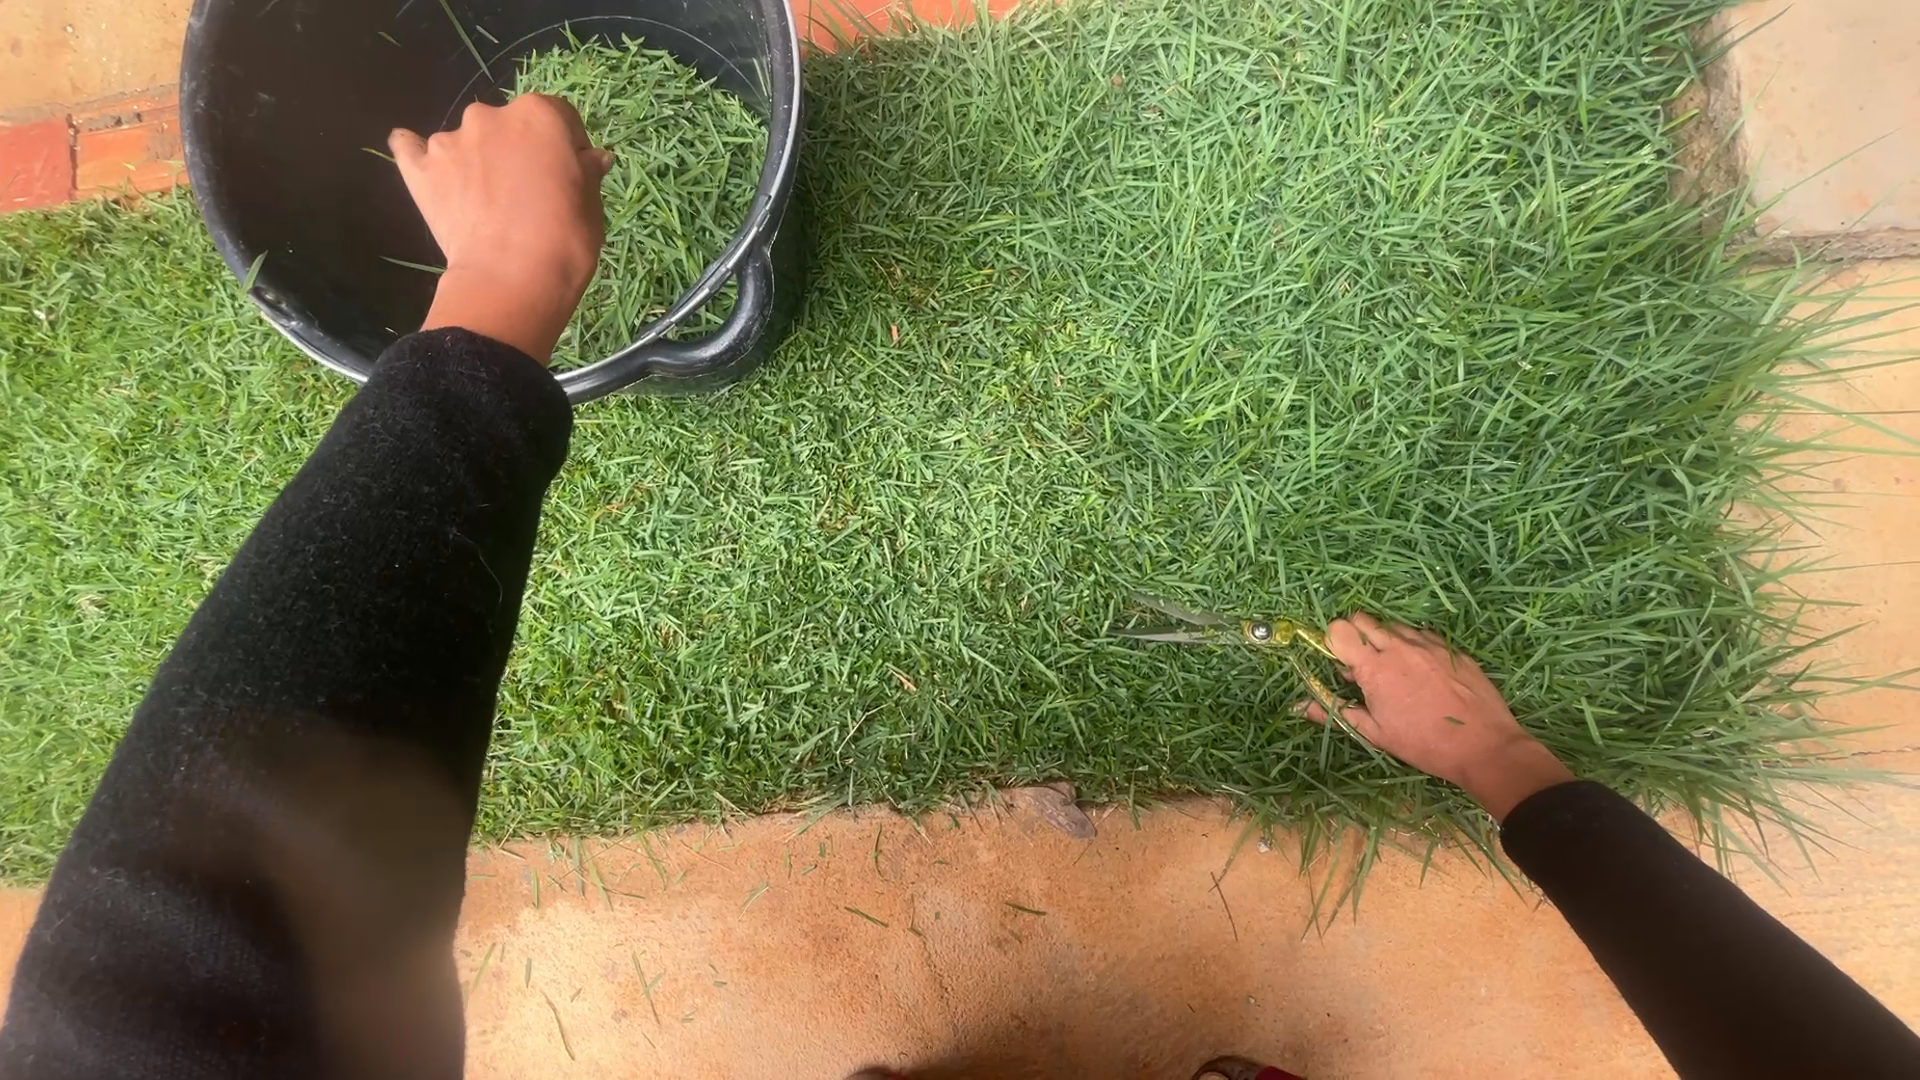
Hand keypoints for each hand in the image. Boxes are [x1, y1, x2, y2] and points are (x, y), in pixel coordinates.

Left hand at [390, 95, 615, 363]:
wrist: (512, 281)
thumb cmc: (566, 243)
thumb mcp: (593, 209)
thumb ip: (587, 174)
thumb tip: (592, 157)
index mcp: (539, 118)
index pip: (560, 116)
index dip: (570, 146)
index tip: (574, 175)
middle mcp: (490, 116)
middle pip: (511, 126)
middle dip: (523, 152)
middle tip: (533, 195)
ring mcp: (448, 139)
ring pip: (469, 142)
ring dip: (481, 162)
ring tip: (491, 205)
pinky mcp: (418, 167)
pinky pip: (414, 149)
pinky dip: (427, 161)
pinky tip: (441, 183)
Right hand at [1301, 612, 1572, 820]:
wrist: (1485, 747)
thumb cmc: (1422, 743)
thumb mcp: (1374, 731)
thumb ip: (1334, 711)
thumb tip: (1296, 707)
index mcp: (1373, 667)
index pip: (1339, 629)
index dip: (1334, 640)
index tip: (1339, 659)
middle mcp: (1398, 647)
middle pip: (1363, 619)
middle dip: (1356, 634)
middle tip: (1363, 660)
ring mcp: (1428, 645)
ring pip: (1394, 626)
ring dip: (1385, 639)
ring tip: (1394, 665)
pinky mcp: (1452, 649)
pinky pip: (1423, 635)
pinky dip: (1414, 645)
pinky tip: (1421, 668)